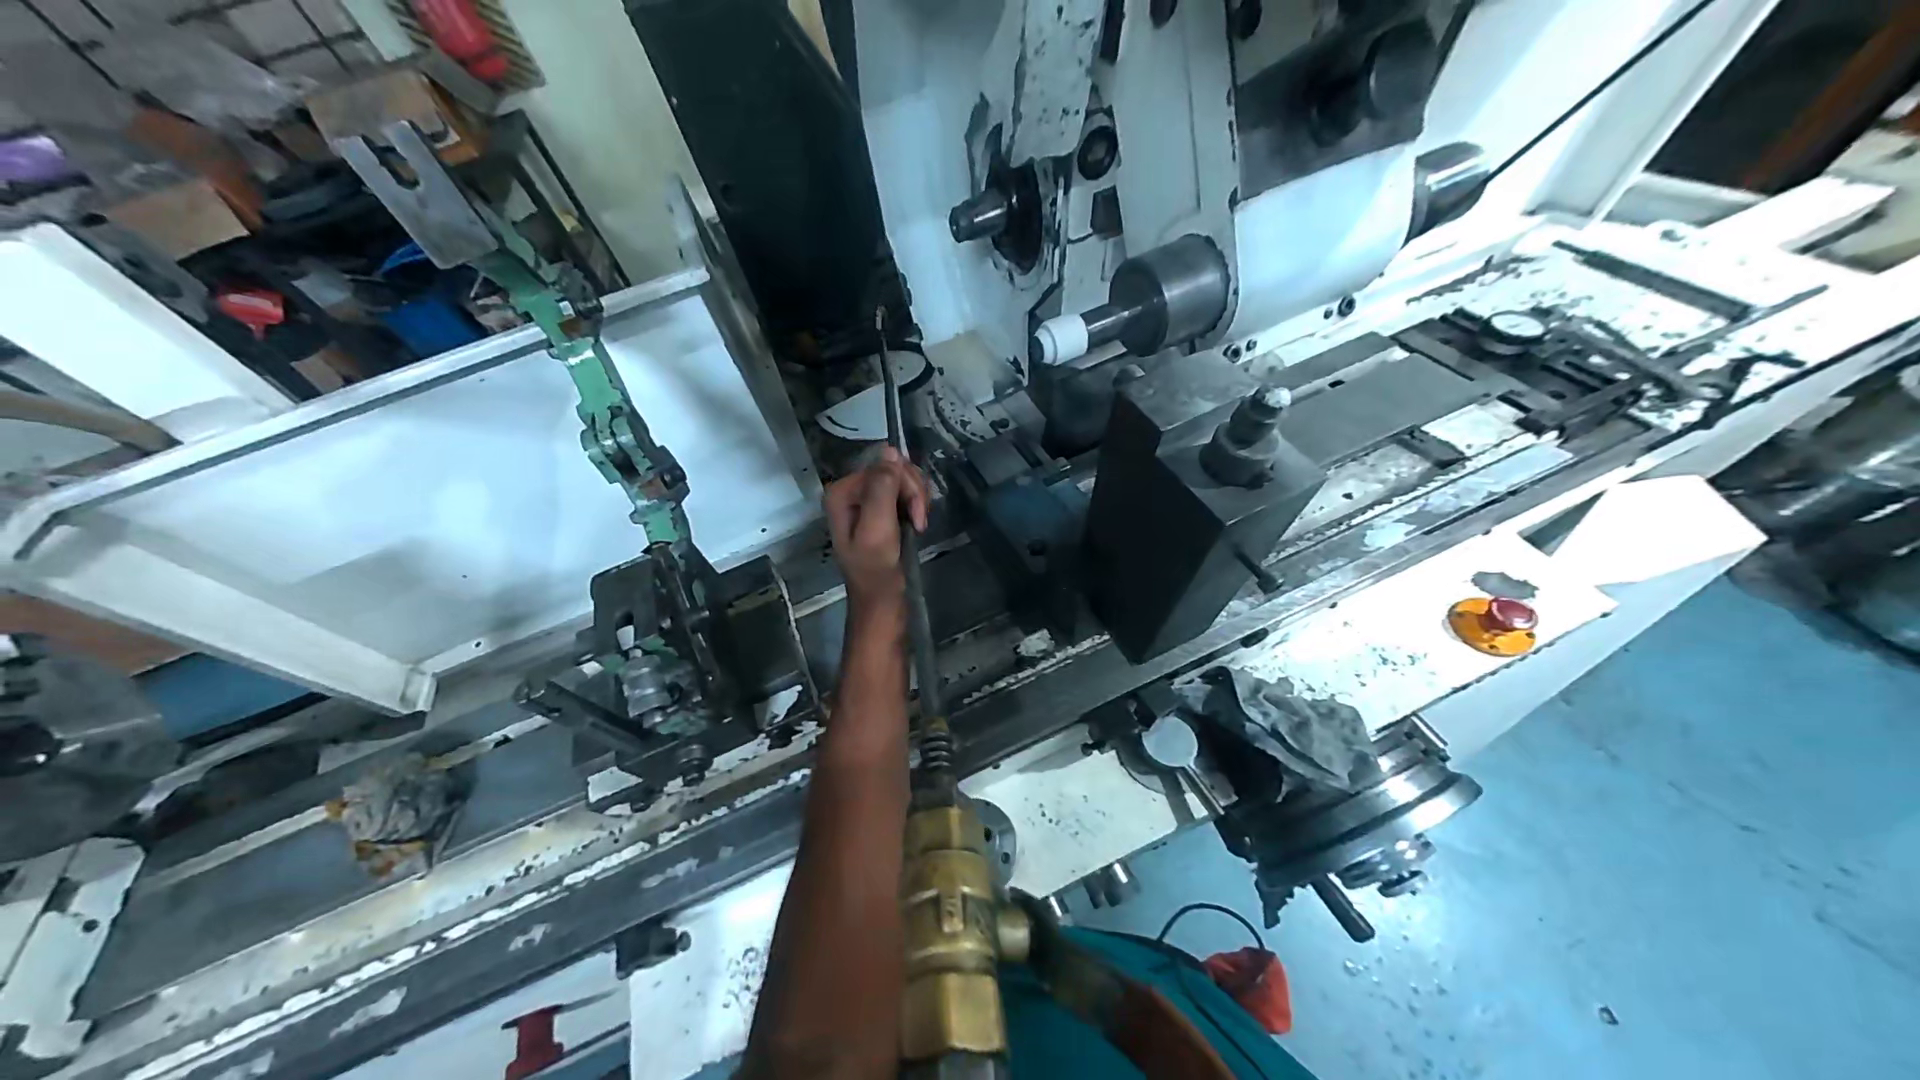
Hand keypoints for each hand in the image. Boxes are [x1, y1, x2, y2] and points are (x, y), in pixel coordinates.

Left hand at [825, 446, 929, 608]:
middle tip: (919, 522)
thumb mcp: (877, 528)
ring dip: (917, 500)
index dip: (906, 485)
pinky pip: (904, 493)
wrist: (883, 603)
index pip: (884, 466)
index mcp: (842, 492)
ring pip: (902, 480)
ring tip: (919, 525)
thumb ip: (881, 489)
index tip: (916, 515)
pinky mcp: (882, 512)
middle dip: (913, 493)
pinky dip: (916, 506)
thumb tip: (889, 451)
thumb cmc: (877, 570)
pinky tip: (917, 524)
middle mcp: (851, 492)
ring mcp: (867, 502)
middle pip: (894, 470)